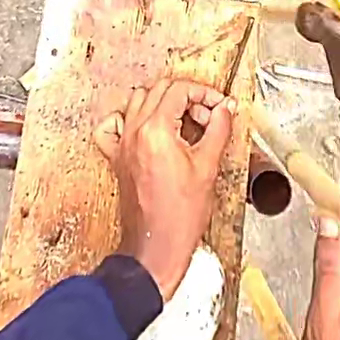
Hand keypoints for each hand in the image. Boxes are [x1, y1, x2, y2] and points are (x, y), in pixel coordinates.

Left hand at [94, 78, 236, 299]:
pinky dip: (129, 118)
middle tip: (207, 117)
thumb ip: (218, 129)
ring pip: (139, 100)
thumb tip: (225, 108)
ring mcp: (122, 143)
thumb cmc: (179, 217)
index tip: (219, 106)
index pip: (179, 89)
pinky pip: (113, 125)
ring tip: (184, 123)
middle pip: (160, 89)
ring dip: (164, 103)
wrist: (154, 250)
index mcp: (155, 130)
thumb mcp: (208, 167)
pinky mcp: (117, 156)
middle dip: (188, 97)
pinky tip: (148, 129)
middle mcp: (134, 131)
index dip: (205, 93)